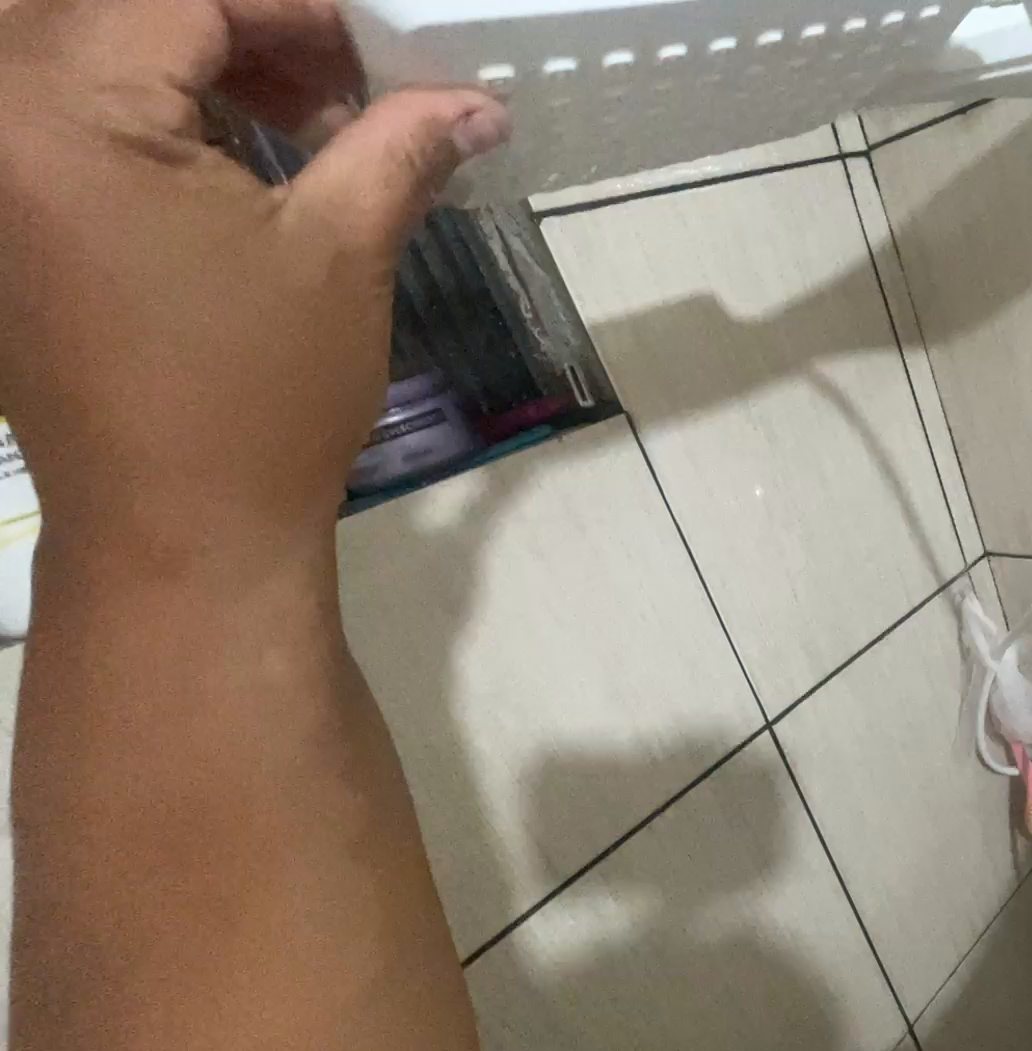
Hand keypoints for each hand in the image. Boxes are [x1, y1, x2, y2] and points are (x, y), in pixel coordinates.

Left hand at [0, 0, 508, 589]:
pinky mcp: (7, 207)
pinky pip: (70, 110)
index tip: (383, 49)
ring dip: (204, 64)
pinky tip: (248, 162)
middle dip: (248, 26)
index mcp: (60, 112)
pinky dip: (164, 112)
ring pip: (82, 47)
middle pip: (114, 7)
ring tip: (310, 122)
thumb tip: (479, 105)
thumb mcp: (346, 256)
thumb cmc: (271, 389)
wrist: (189, 513)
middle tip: (349, 82)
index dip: (293, 7)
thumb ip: (401, 154)